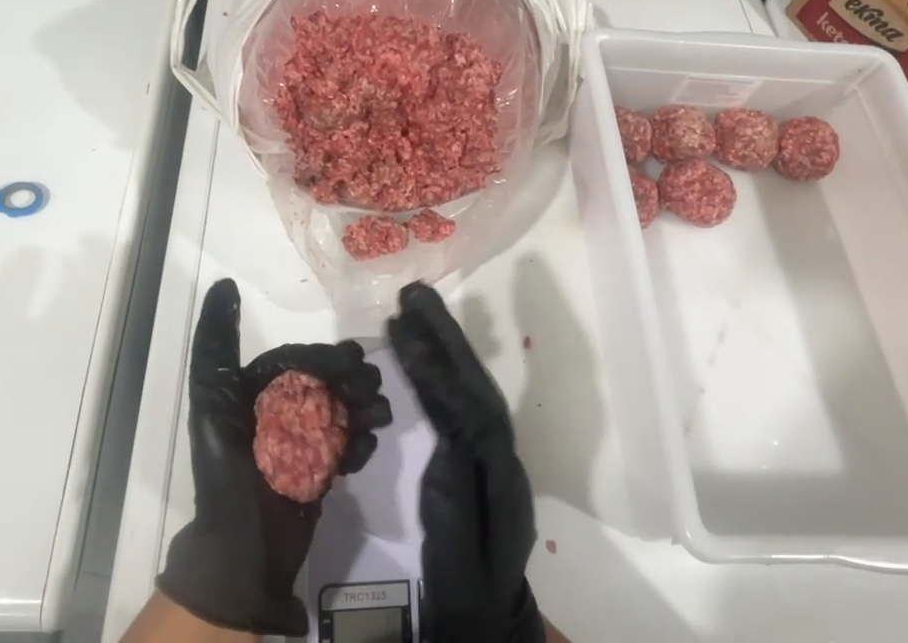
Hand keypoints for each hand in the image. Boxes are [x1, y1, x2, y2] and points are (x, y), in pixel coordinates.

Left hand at [157, 279, 392, 636]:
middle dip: (351, 382)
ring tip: (379, 416)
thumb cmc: (229, 460)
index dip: (325, 357)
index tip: (352, 359)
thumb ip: (216, 339)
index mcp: (251, 390)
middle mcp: (274, 412)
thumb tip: (224, 284)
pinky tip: (365, 449)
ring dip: (363, 409)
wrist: (244, 542)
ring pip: (340, 412)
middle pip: (324, 383)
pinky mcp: (316, 473)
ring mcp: (297, 443)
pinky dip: (358, 445)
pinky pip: (344, 448)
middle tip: (373, 387)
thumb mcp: (212, 391)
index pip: (297, 359)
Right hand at [388, 282, 544, 642]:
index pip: (472, 414)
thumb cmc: (467, 597)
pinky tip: (413, 347)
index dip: (440, 374)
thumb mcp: (459, 569)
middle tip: (413, 296)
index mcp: (499, 481)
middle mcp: (500, 454)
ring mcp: (489, 450)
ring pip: (469, 385)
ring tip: (412, 304)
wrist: (483, 618)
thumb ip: (454, 512)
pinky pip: (455, 401)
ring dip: (443, 342)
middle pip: (475, 385)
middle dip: (446, 338)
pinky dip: (435, 369)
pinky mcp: (470, 451)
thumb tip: (447, 448)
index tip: (407, 338)